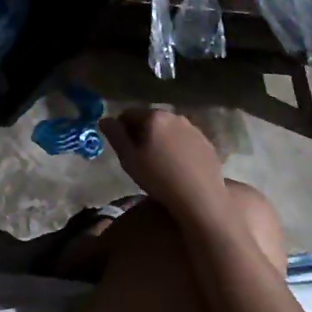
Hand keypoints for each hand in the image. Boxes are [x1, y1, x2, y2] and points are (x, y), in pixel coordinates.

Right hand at [100, 108, 230, 219]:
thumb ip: (115, 136)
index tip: (122, 149)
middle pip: (150, 120)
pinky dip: (177, 147)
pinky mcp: (206, 142)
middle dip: (141, 133)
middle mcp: (175, 116)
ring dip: (160, 140)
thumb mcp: (128, 159)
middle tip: (139, 157)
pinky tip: (177, 167)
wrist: (200, 197)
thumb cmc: (158, 177)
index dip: (121, 130)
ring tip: (159, 163)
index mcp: (154, 117)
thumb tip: (105, 120)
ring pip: (168, 129)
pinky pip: (184, 139)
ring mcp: (194, 129)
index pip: (128, 114)